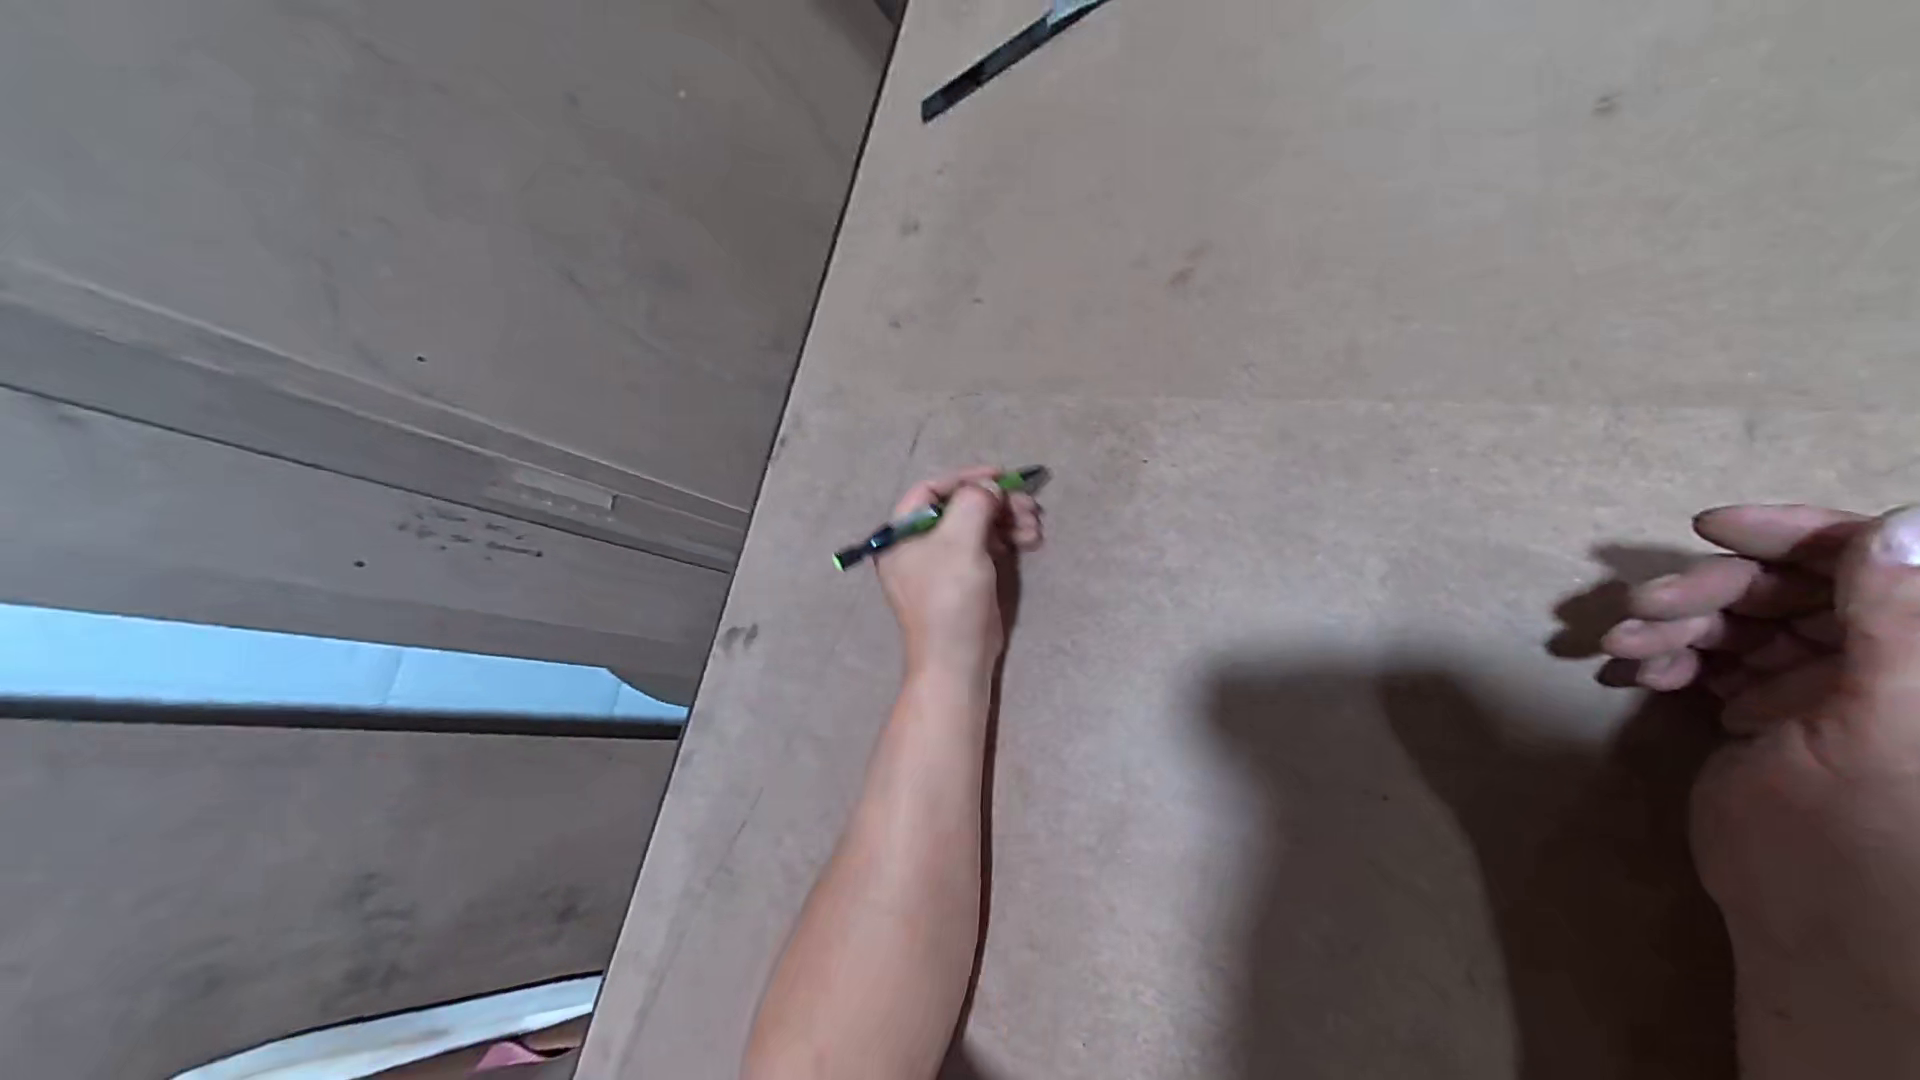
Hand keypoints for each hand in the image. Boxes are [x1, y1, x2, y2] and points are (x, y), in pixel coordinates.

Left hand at [874, 467, 1042, 683]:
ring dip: (1007, 520)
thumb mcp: (960, 542)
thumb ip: (973, 503)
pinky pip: (983, 548)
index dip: (966, 479)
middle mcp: (917, 545)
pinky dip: (1006, 539)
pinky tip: (1030, 539)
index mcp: (901, 534)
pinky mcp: (962, 580)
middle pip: (958, 508)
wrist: (957, 659)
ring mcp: (940, 564)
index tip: (1001, 476)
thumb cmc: (950, 597)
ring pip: (975, 527)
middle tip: (1028, 504)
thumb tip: (989, 488)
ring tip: (1036, 524)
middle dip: (995, 503)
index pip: (931, 490)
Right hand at [1602, 505, 1919, 1074]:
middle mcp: (1888, 662)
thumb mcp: (1885, 720)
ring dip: (1673, 627)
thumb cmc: (1866, 828)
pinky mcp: (1768, 708)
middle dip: (1709, 592)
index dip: (1803, 534)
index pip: (1883, 562)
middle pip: (1794, 590)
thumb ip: (1899, 624)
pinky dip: (1669, 658)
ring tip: (1622, 651)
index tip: (1712, 528)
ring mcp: (1826, 686)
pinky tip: (1638, 676)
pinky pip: (1714, 658)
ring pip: (1742, 622)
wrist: (1812, 919)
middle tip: (1639, 609)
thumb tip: (1903, 522)